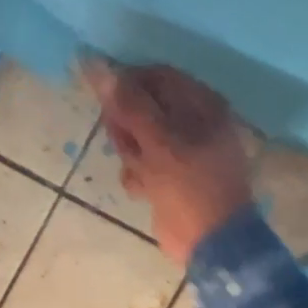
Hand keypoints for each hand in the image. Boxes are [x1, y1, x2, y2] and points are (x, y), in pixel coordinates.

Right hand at [82, 61, 253, 264]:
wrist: (210, 240)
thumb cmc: (190, 185)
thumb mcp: (159, 140)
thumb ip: (129, 104)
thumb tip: (98, 67)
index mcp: (200, 103)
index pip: (155, 76)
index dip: (128, 86)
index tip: (106, 105)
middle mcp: (192, 122)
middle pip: (143, 108)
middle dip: (127, 126)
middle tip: (125, 143)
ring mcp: (180, 152)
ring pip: (137, 140)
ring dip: (130, 155)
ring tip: (140, 172)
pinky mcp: (168, 179)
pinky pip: (141, 167)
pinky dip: (137, 177)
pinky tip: (144, 190)